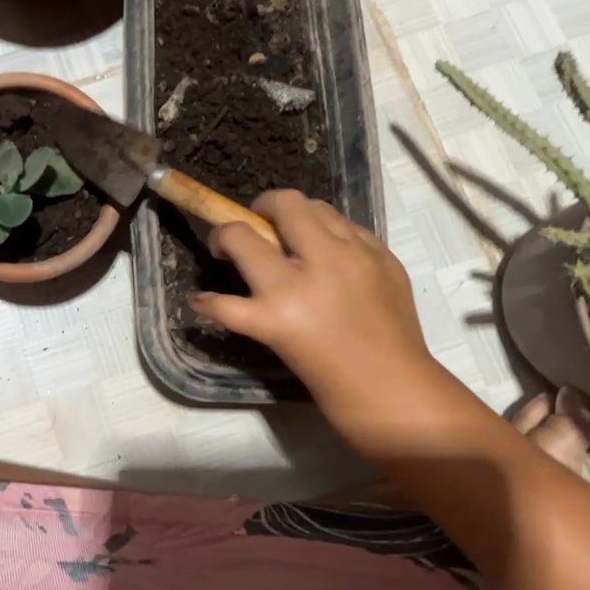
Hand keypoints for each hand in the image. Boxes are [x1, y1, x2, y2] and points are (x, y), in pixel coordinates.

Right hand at [192, 191, 437, 408]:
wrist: (389, 387)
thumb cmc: (320, 369)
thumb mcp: (268, 336)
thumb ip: (234, 308)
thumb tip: (200, 298)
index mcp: (283, 294)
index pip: (238, 236)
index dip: (220, 236)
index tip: (221, 248)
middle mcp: (319, 266)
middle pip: (283, 203)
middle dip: (262, 207)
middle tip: (261, 229)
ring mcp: (357, 257)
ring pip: (316, 206)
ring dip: (297, 217)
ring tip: (296, 241)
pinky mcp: (384, 257)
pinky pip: (348, 225)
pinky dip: (330, 234)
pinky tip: (330, 258)